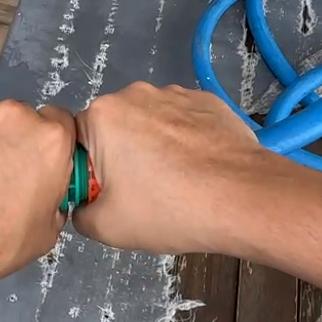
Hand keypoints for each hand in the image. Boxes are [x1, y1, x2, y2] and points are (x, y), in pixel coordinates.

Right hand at [72, 82, 277, 254]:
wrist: (244, 198)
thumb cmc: (168, 209)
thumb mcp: (106, 228)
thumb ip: (79, 213)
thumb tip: (86, 205)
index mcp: (101, 115)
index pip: (77, 140)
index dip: (88, 170)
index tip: (108, 194)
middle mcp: (133, 93)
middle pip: (113, 127)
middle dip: (120, 155)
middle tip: (141, 192)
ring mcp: (174, 93)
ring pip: (149, 122)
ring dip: (154, 145)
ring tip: (177, 182)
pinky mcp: (207, 100)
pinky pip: (182, 120)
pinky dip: (185, 140)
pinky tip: (200, 168)